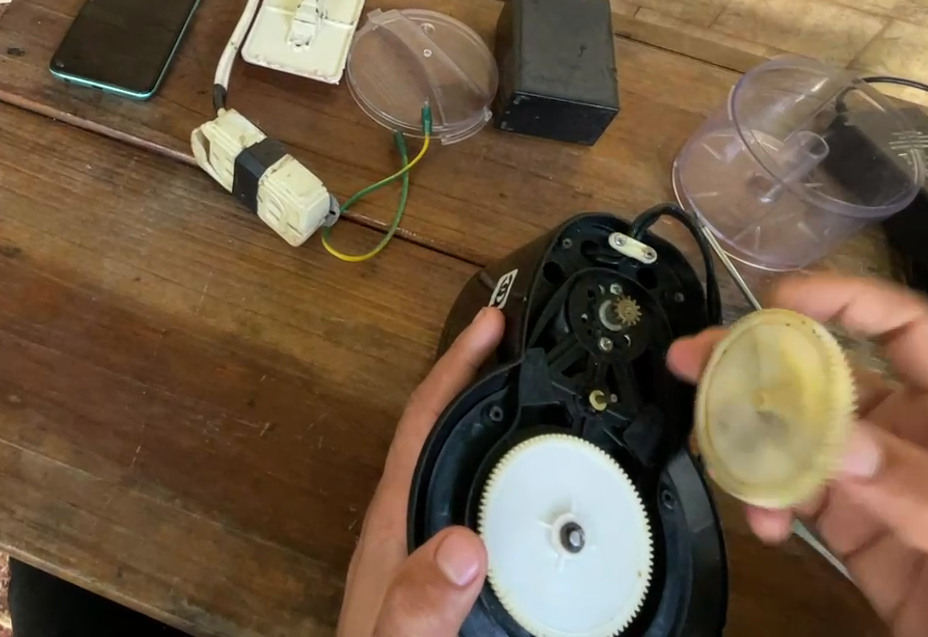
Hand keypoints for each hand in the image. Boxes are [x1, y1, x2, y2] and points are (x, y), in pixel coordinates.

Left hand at [339, 307, 504, 636]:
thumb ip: (421, 603)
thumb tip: (464, 545)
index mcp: (395, 520)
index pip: (424, 421)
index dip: (456, 365)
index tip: (489, 324)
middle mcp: (408, 520)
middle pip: (442, 427)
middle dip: (476, 377)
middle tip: (518, 344)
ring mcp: (426, 545)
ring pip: (461, 464)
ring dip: (492, 423)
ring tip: (530, 395)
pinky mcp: (446, 573)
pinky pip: (478, 503)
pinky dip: (504, 479)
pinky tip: (532, 489)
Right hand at [668, 274, 927, 636]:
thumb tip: (839, 440)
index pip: (911, 335)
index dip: (847, 300)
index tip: (779, 298)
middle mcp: (917, 445)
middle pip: (825, 377)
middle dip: (756, 362)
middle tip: (694, 359)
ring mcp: (880, 489)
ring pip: (795, 432)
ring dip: (746, 432)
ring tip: (712, 447)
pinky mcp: (855, 532)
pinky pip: (790, 491)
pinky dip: (761, 496)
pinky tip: (762, 521)